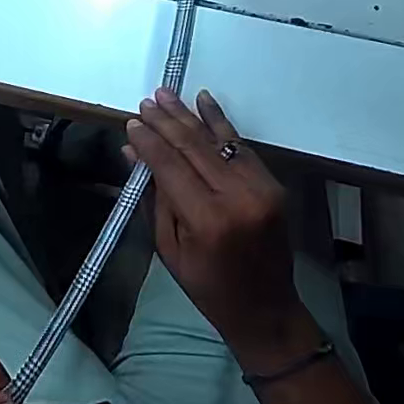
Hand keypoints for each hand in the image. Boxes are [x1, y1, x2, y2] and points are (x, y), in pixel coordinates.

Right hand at [125, 88, 320, 370]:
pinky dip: (220, 123)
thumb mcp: (168, 246)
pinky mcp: (273, 185)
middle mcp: (239, 198)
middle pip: (194, 148)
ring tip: (166, 94)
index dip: (148, 141)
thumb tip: (132, 152)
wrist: (267, 309)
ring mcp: (262, 189)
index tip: (131, 122)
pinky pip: (240, 147)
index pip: (170, 166)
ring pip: (218, 141)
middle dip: (166, 122)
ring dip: (189, 115)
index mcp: (208, 220)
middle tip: (146, 102)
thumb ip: (153, 196)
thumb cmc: (207, 285)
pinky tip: (204, 102)